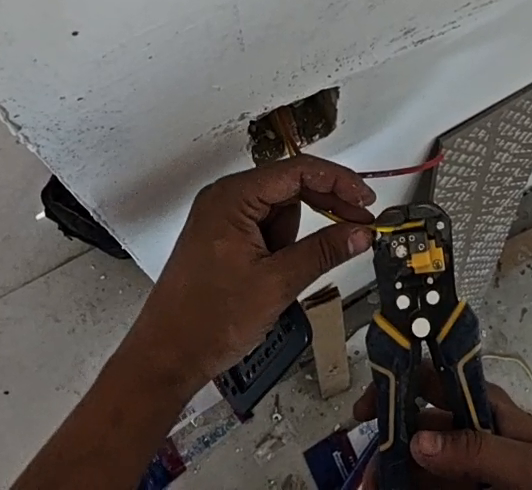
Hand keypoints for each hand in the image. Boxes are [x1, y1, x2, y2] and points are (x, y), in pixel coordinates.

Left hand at [123, 156, 375, 401]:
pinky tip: (279, 272)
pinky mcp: (224, 237)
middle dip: (325, 207)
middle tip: (358, 224)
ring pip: (282, 210)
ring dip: (297, 236)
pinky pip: (267, 227)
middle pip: (292, 185)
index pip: (298, 171)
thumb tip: (360, 232)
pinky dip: (283, 245)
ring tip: (285, 274)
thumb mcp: (277, 283)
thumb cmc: (206, 321)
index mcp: (233, 197)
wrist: (165, 360)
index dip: (339, 182)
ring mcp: (223, 217)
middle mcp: (225, 198)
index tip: (366, 199)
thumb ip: (324, 251)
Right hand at [352, 370, 531, 488]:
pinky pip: (425, 487)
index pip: (437, 381)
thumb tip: (421, 439)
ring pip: (415, 463)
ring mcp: (464, 466)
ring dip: (390, 475)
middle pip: (417, 428)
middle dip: (387, 444)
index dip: (399, 385)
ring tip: (372, 489)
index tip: (369, 407)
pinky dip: (404, 488)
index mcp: (486, 407)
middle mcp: (469, 430)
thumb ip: (478, 448)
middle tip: (367, 473)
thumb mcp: (528, 466)